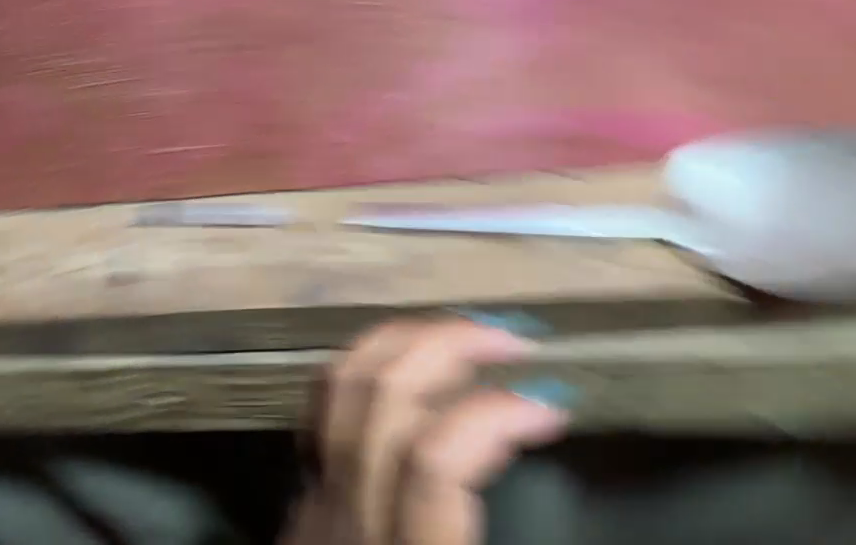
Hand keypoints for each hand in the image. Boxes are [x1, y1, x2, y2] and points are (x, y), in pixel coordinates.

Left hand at [282, 315, 570, 544]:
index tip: (552, 406)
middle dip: (447, 347)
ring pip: (340, 386)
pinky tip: (406, 360)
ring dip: (403, 340)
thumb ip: (519, 540)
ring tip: (463, 331)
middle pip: (379, 398)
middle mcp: (347, 521)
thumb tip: (554, 472)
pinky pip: (324, 406)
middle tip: (514, 337)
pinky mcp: (300, 497)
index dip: (491, 417)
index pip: (431, 460)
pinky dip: (367, 364)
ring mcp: (312, 502)